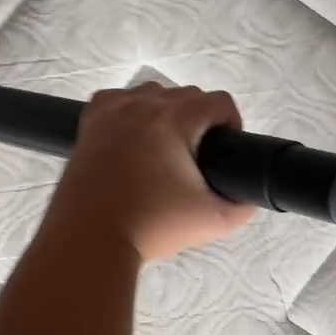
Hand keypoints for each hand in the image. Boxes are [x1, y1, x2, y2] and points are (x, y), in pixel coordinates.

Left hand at [48, 84, 252, 261]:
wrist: (91, 240)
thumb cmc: (153, 225)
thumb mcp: (215, 220)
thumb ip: (243, 204)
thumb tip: (247, 196)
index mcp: (175, 118)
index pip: (220, 101)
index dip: (232, 124)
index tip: (226, 151)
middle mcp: (143, 104)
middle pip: (188, 94)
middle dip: (201, 120)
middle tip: (198, 157)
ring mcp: (112, 111)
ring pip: (153, 93)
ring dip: (167, 112)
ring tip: (167, 148)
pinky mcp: (88, 124)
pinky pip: (119, 100)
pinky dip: (132, 111)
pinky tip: (134, 137)